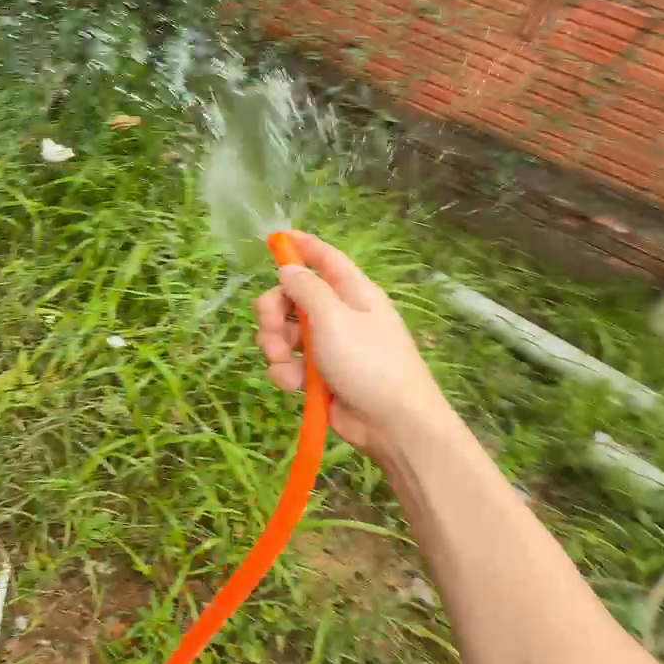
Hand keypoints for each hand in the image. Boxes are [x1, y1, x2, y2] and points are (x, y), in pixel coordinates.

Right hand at [252, 231, 451, 458]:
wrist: (392, 424)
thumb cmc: (370, 362)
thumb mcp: (334, 318)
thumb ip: (306, 289)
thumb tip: (287, 269)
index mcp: (352, 293)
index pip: (324, 258)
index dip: (301, 246)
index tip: (274, 239)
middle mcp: (338, 315)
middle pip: (291, 297)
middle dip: (273, 311)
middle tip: (271, 327)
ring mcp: (327, 345)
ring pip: (283, 332)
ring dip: (274, 346)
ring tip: (282, 362)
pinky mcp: (317, 374)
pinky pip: (287, 362)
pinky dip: (284, 371)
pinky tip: (293, 384)